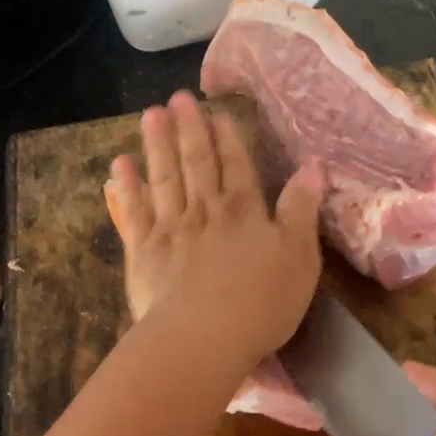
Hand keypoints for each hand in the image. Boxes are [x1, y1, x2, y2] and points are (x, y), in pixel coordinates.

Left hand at [105, 91, 324, 365]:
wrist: (204, 336)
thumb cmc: (261, 302)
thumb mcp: (300, 257)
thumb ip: (302, 210)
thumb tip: (313, 166)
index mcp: (244, 212)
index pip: (236, 166)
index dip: (228, 138)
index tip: (217, 112)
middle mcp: (205, 211)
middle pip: (196, 163)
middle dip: (189, 129)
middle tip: (178, 98)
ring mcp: (171, 228)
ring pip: (164, 177)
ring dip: (157, 145)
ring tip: (150, 115)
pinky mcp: (143, 251)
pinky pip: (134, 211)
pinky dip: (127, 186)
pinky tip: (121, 164)